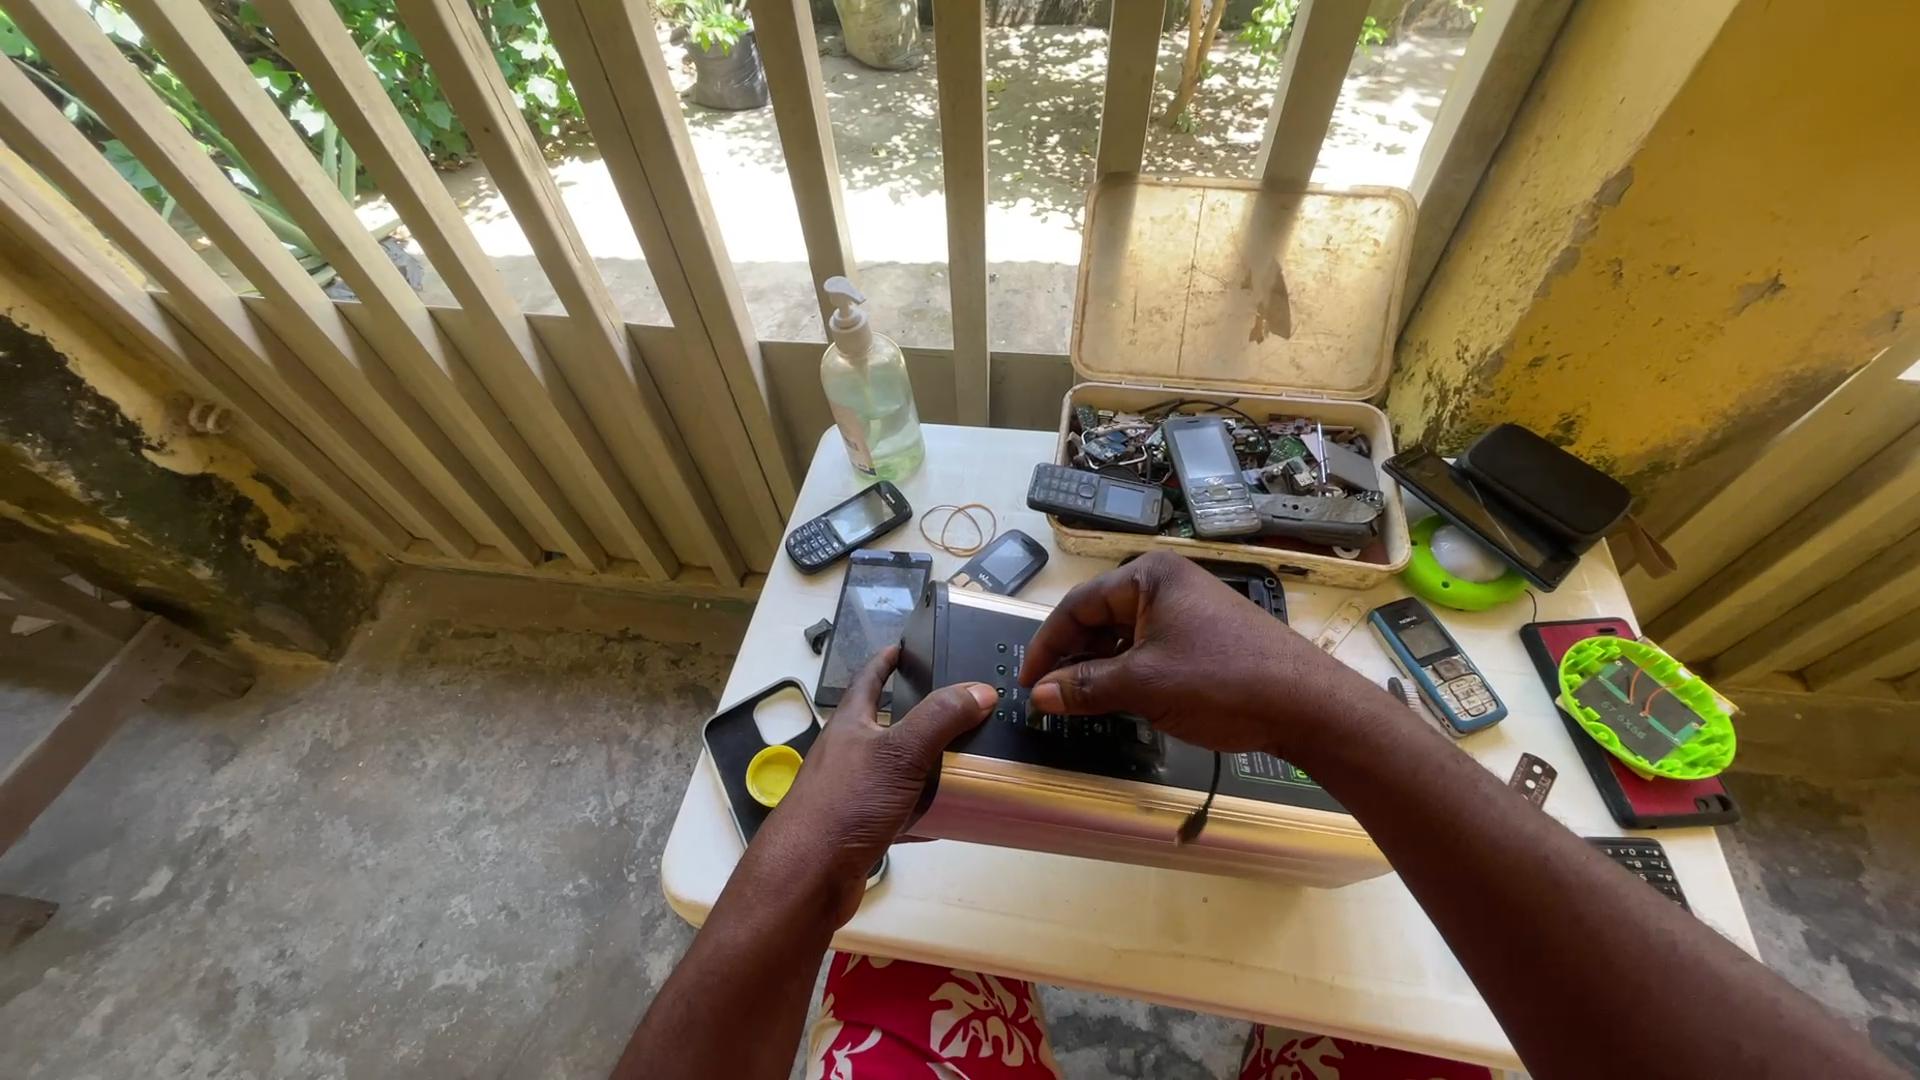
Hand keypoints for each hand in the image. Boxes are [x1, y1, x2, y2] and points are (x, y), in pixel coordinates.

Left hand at [751, 647, 994, 925]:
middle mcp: (847, 753)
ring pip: (894, 770)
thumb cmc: (847, 802)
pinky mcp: (858, 829)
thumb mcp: (899, 752)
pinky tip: (947, 818)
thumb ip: (940, 718)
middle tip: (957, 708)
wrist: (807, 878)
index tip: (905, 646)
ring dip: (923, 765)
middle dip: (917, 715)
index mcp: (851, 723)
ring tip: (961, 759)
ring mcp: (851, 792)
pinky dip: (922, 812)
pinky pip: (898, 812)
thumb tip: (981, 689)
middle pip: (884, 724)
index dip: (887, 660)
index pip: (868, 679)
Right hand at [1019, 551, 1388, 759]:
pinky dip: (1126, 671)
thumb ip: (1083, 687)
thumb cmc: (1221, 681)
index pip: (1078, 605)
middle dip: (1072, 656)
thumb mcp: (1143, 684)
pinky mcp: (1203, 636)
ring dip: (1097, 667)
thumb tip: (1037, 695)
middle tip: (1049, 694)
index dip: (1046, 645)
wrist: (1308, 705)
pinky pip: (1148, 648)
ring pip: (1123, 635)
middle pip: (1099, 617)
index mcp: (1148, 576)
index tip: (1027, 681)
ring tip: (1078, 700)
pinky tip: (1117, 697)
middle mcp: (1166, 584)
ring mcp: (1187, 610)